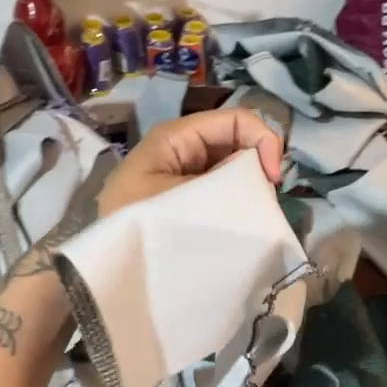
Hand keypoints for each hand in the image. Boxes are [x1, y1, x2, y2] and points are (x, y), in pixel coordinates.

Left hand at [99, 108, 284, 215]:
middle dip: (257, 165)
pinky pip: (221, 187)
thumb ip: (228, 178)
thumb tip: (261, 173)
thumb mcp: (188, 199)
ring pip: (232, 165)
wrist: (112, 267)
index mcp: (177, 137)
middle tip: (263, 202)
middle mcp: (183, 147)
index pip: (236, 119)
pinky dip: (237, 200)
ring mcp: (185, 171)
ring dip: (249, 186)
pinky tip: (239, 220)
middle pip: (236, 140)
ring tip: (250, 214)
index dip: (263, 140)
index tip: (273, 179)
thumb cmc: (144, 227)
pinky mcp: (187, 195)